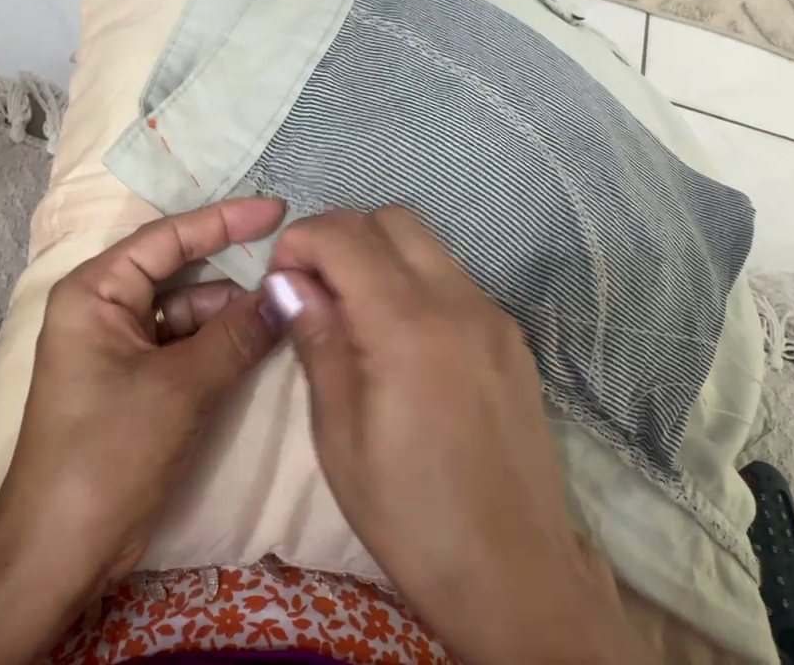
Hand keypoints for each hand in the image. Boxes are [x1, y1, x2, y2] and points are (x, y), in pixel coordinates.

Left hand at [0, 198, 285, 664]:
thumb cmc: (108, 452)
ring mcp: (117, 348)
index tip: (278, 210)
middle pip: (178, 273)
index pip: (166, 238)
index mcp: (94, 291)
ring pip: (185, 314)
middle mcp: (102, 309)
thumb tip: (288, 293)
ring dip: (231, 316)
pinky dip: (219, 347)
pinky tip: (260, 347)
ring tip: (287, 313)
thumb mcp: (180, 388)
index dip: (224, 220)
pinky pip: (183, 348)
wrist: (60, 548)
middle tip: (293, 268)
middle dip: (232, 274)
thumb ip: (237, 335)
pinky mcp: (133, 383)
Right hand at [269, 207, 644, 664]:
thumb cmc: (408, 512)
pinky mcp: (512, 341)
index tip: (279, 280)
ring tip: (351, 313)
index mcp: (407, 325)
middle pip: (391, 219)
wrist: (514, 575)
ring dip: (379, 255)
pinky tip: (398, 339)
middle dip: (340, 236)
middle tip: (312, 289)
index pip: (344, 235)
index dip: (300, 241)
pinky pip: (454, 279)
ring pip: (427, 244)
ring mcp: (494, 318)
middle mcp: (459, 302)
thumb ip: (317, 340)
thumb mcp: (338, 433)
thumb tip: (289, 281)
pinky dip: (414, 281)